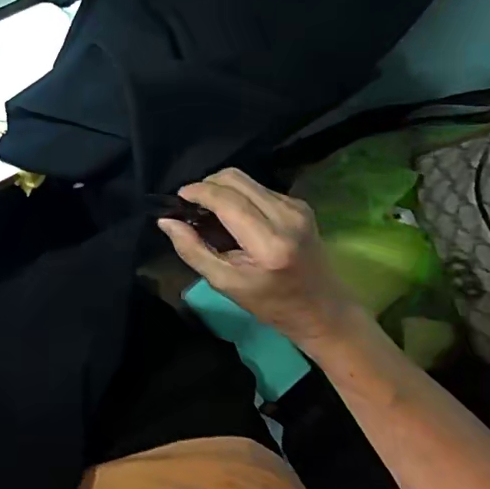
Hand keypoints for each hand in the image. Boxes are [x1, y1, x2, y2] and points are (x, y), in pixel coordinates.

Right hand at [157, 168, 363, 347]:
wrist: (323, 309)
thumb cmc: (272, 305)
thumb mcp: (226, 284)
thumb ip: (193, 250)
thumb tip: (166, 221)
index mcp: (268, 243)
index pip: (226, 199)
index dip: (198, 192)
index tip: (178, 198)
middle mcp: (285, 217)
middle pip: (235, 179)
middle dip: (207, 185)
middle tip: (192, 205)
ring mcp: (296, 207)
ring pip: (247, 180)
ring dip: (223, 189)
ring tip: (211, 210)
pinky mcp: (300, 204)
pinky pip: (259, 188)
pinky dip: (240, 196)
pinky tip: (235, 216)